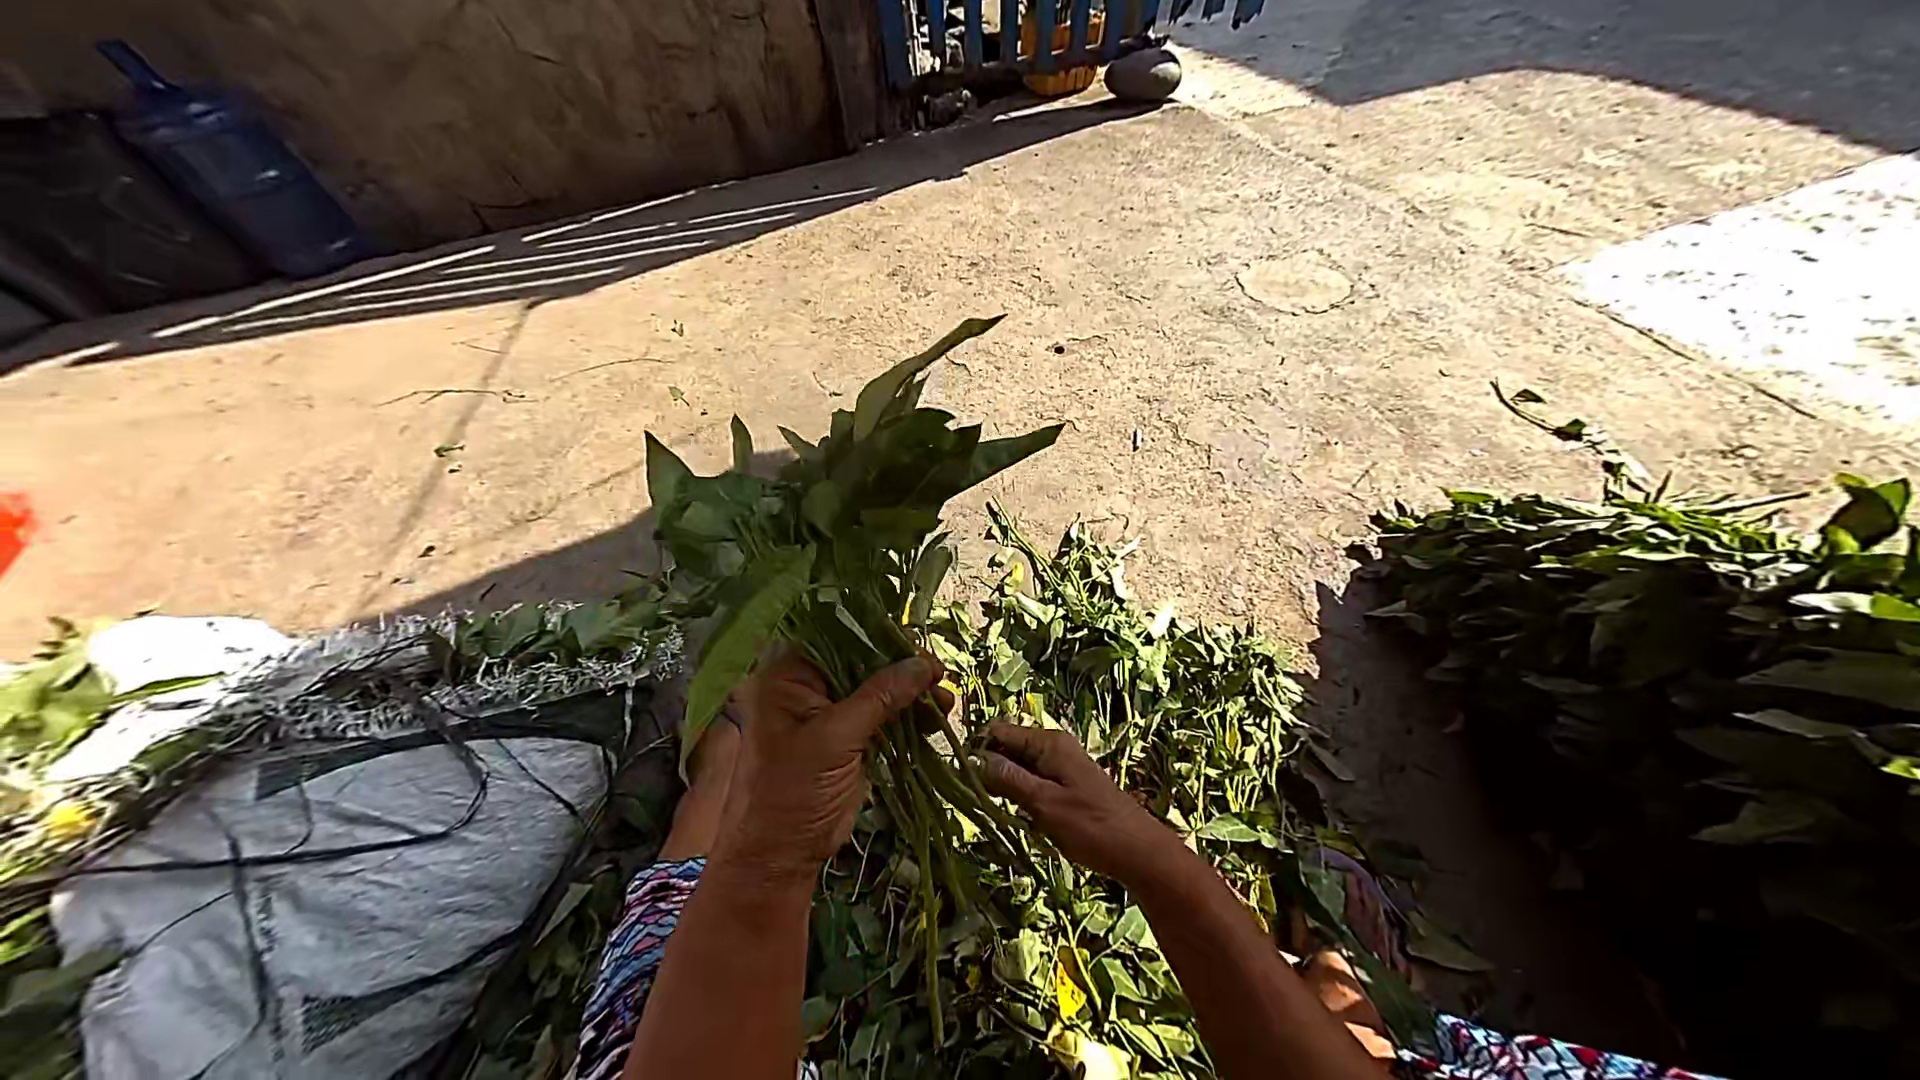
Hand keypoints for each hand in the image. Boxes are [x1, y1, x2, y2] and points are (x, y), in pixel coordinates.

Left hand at [712, 648, 941, 882]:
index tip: (916, 642)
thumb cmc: (794, 791)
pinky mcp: (848, 736)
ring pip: (877, 688)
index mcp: (788, 677)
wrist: (782, 856)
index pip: (836, 636)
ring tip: (944, 697)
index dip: (877, 635)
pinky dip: (908, 715)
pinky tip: (934, 716)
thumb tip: (925, 664)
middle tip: (937, 672)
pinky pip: (882, 714)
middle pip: (861, 660)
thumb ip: (881, 696)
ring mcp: (829, 712)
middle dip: (902, 665)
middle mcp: (807, 687)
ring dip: (911, 692)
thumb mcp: (836, 738)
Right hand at [977, 722, 1185, 887]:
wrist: (1140, 853)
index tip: (958, 777)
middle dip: (989, 770)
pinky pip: (1033, 781)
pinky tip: (1019, 818)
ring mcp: (1061, 765)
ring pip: (1019, 767)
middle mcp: (1053, 746)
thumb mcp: (1044, 804)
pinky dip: (1022, 796)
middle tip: (975, 800)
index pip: (998, 732)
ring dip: (1004, 786)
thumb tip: (972, 759)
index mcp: (1048, 742)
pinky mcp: (1066, 785)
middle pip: (1007, 748)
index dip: (976, 750)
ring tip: (993, 811)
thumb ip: (1007, 779)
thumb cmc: (1092, 826)